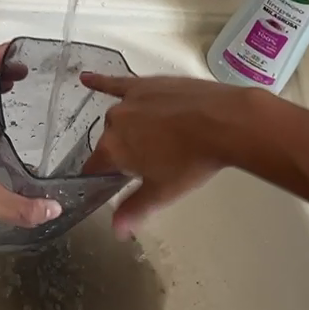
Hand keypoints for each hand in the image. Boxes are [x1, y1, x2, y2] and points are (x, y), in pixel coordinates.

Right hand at [80, 73, 256, 238]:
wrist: (222, 121)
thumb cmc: (192, 160)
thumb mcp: (164, 192)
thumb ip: (135, 209)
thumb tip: (116, 231)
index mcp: (112, 150)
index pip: (94, 168)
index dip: (101, 178)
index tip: (108, 185)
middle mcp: (113, 122)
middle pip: (110, 143)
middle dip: (123, 154)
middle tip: (148, 165)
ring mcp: (128, 100)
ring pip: (119, 120)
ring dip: (128, 129)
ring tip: (151, 139)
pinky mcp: (144, 84)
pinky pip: (115, 83)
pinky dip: (99, 81)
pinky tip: (86, 78)